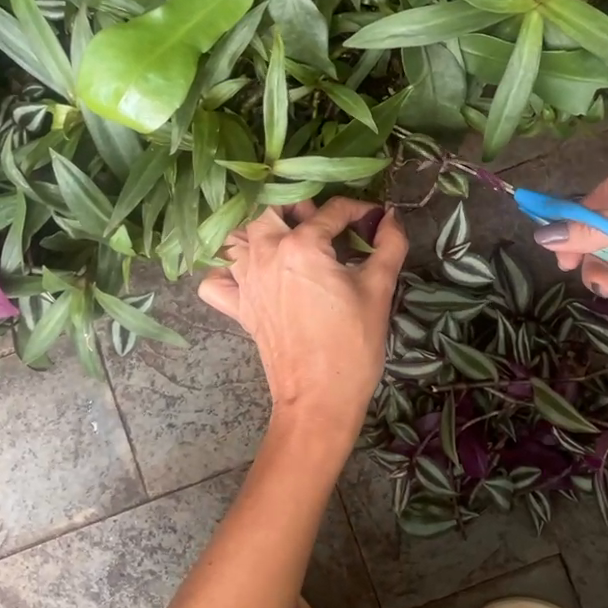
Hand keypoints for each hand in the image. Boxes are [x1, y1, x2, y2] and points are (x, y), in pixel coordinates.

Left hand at [201, 198, 407, 436]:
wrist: (320, 400)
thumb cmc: (354, 344)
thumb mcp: (380, 289)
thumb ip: (390, 244)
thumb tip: (391, 216)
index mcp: (302, 246)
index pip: (331, 210)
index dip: (358, 210)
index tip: (373, 220)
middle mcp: (265, 254)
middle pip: (270, 208)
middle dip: (298, 207)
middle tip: (324, 228)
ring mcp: (245, 281)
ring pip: (238, 236)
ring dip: (261, 231)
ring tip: (290, 243)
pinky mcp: (237, 307)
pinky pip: (216, 279)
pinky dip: (227, 271)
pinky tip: (252, 273)